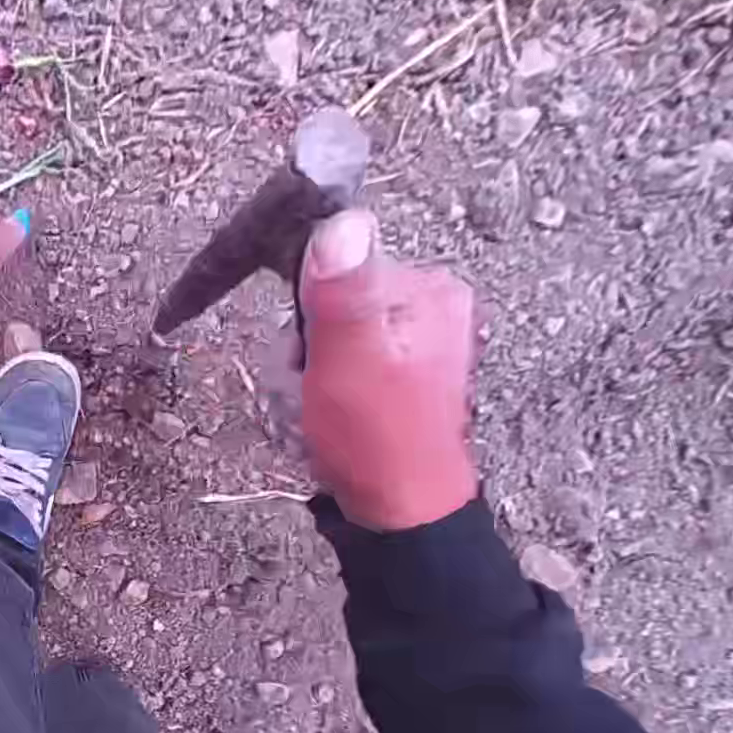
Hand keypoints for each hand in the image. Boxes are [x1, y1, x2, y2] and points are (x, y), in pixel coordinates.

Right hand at [300, 209, 478, 530]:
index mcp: (427, 291)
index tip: (307, 354)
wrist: (397, 510)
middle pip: (330, 301)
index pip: (338, 267)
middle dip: (304, 348)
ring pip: (328, 332)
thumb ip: (343, 293)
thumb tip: (340, 222)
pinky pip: (340, 357)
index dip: (306, 312)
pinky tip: (326, 413)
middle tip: (312, 389)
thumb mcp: (351, 362)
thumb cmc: (375, 441)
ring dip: (306, 371)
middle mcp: (427, 305)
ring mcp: (413, 339)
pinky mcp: (398, 368)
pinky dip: (321, 383)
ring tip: (317, 408)